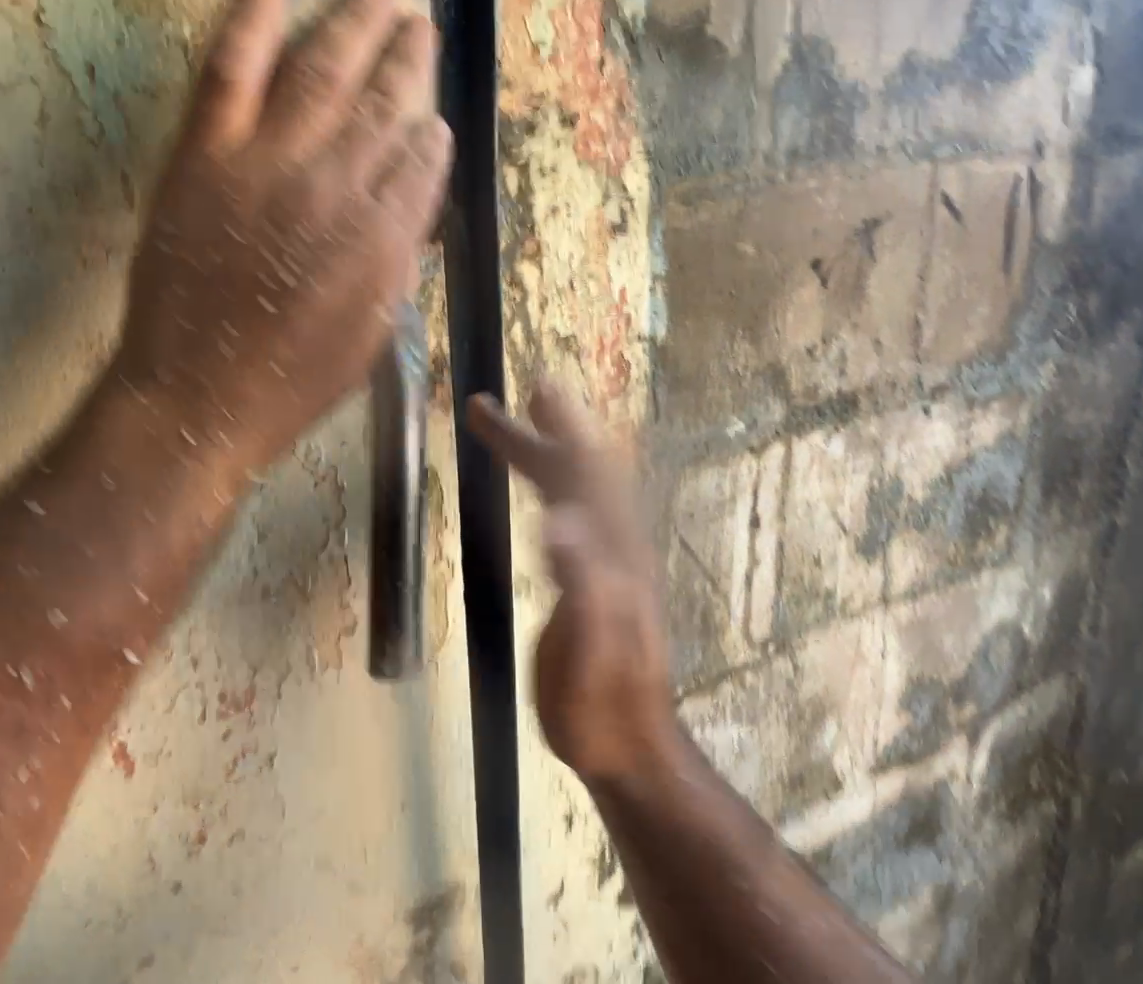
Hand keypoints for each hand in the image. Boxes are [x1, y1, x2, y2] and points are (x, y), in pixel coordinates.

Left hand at [114, 0, 451, 470]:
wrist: (196, 400)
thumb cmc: (290, 385)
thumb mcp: (370, 337)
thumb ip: (395, 263)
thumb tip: (410, 206)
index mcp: (384, 238)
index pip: (422, 158)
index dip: (429, 133)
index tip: (431, 120)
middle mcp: (337, 186)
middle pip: (384, 102)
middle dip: (408, 59)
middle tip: (419, 25)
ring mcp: (268, 163)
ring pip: (321, 70)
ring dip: (355, 22)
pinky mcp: (205, 156)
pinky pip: (229, 69)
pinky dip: (248, 14)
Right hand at [467, 384, 678, 784]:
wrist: (631, 750)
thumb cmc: (600, 709)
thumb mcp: (588, 656)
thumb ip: (582, 589)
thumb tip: (558, 521)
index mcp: (612, 557)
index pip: (583, 480)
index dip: (554, 435)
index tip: (526, 392)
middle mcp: (618, 550)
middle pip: (583, 474)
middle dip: (547, 432)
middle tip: (511, 396)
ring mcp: (613, 566)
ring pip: (583, 493)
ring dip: (553, 453)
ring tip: (525, 423)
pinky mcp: (602, 585)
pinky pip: (580, 519)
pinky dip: (556, 490)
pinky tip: (543, 499)